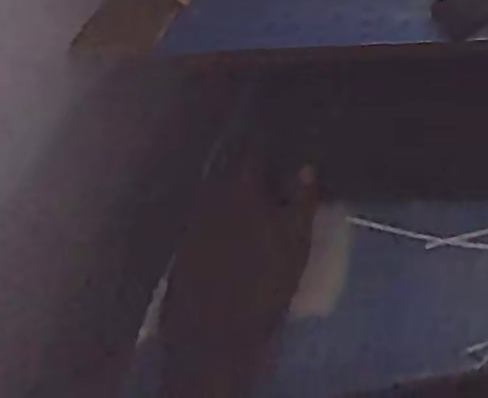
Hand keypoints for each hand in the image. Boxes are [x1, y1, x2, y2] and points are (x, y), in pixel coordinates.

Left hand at [158, 159, 318, 396]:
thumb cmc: (265, 282)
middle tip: (266, 174)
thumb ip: (303, 199)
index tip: (278, 148)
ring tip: (248, 202)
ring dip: (229, 196)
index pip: (252, 155)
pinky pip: (201, 225)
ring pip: (213, 199)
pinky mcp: (181, 254)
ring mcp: (191, 227)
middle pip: (229, 173)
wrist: (216, 340)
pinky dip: (215, 223)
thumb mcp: (297, 239)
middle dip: (246, 170)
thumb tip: (307, 166)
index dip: (266, 149)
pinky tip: (227, 234)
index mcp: (240, 190)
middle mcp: (211, 200)